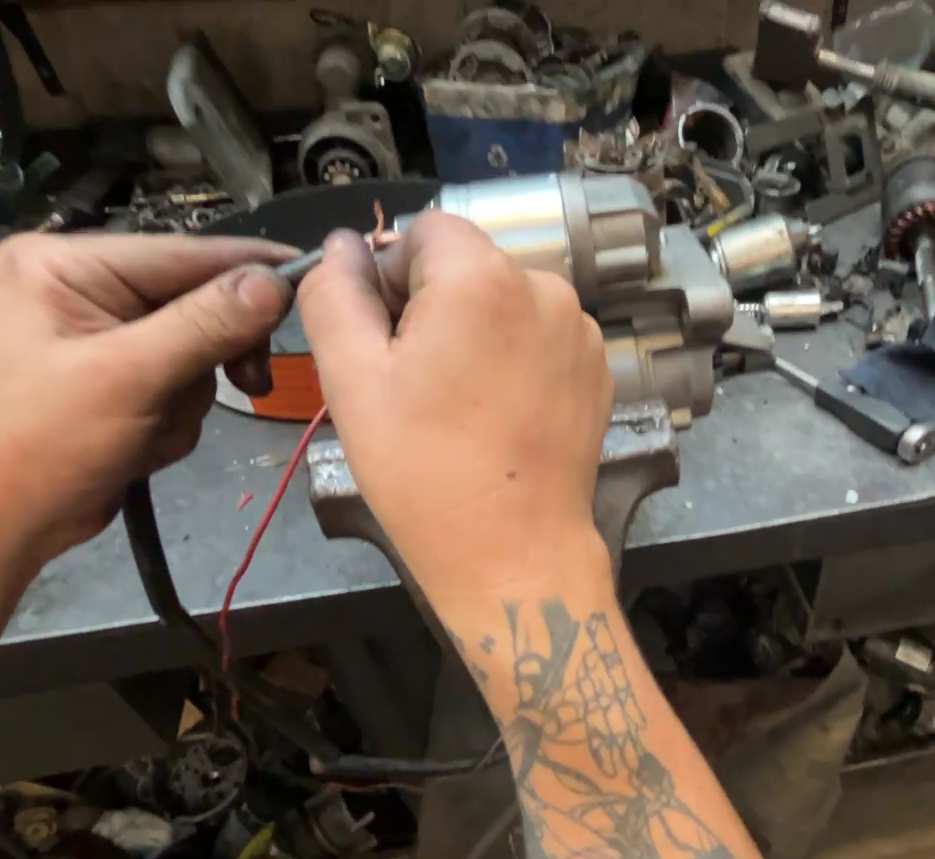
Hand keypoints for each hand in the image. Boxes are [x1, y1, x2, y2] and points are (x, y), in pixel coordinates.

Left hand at [0, 232, 297, 563]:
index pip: (187, 255)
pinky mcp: (115, 377)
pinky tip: (144, 440)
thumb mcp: (130, 378)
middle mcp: (84, 287)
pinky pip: (181, 382)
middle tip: (250, 387)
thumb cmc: (42, 443)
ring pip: (198, 350)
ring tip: (156, 429)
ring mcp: (100, 335)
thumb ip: (206, 325)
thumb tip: (276, 282)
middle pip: (198, 303)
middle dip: (216, 354)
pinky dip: (177, 414)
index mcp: (68, 264)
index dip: (254, 270)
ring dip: (192, 395)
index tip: (317, 280)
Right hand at [296, 215, 612, 605]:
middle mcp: (548, 290)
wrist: (515, 551)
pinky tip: (504, 413)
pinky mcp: (600, 371)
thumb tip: (346, 247)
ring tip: (464, 403)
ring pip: (512, 303)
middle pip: (473, 265)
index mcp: (484, 278)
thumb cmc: (426, 472)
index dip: (395, 275)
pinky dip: (520, 358)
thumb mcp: (352, 380)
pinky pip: (546, 339)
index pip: (428, 231)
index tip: (388, 338)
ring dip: (481, 332)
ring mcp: (583, 333)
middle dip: (438, 305)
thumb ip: (334, 293)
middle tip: (421, 381)